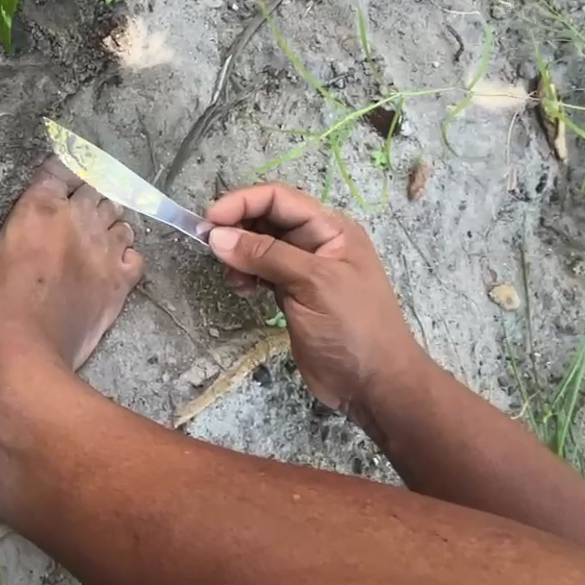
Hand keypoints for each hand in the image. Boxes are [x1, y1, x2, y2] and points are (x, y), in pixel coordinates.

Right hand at [204, 184, 429, 423]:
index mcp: (330, 229)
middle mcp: (315, 242)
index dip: (241, 202)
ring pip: (257, 243)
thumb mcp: (312, 284)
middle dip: (235, 228)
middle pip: (264, 217)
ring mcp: (301, 268)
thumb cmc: (354, 328)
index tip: (209, 221)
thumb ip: (265, 255)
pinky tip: (242, 289)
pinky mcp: (290, 292)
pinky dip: (243, 273)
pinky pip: (258, 269)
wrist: (375, 386)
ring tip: (233, 277)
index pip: (278, 198)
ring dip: (237, 254)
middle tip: (210, 247)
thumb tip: (217, 236)